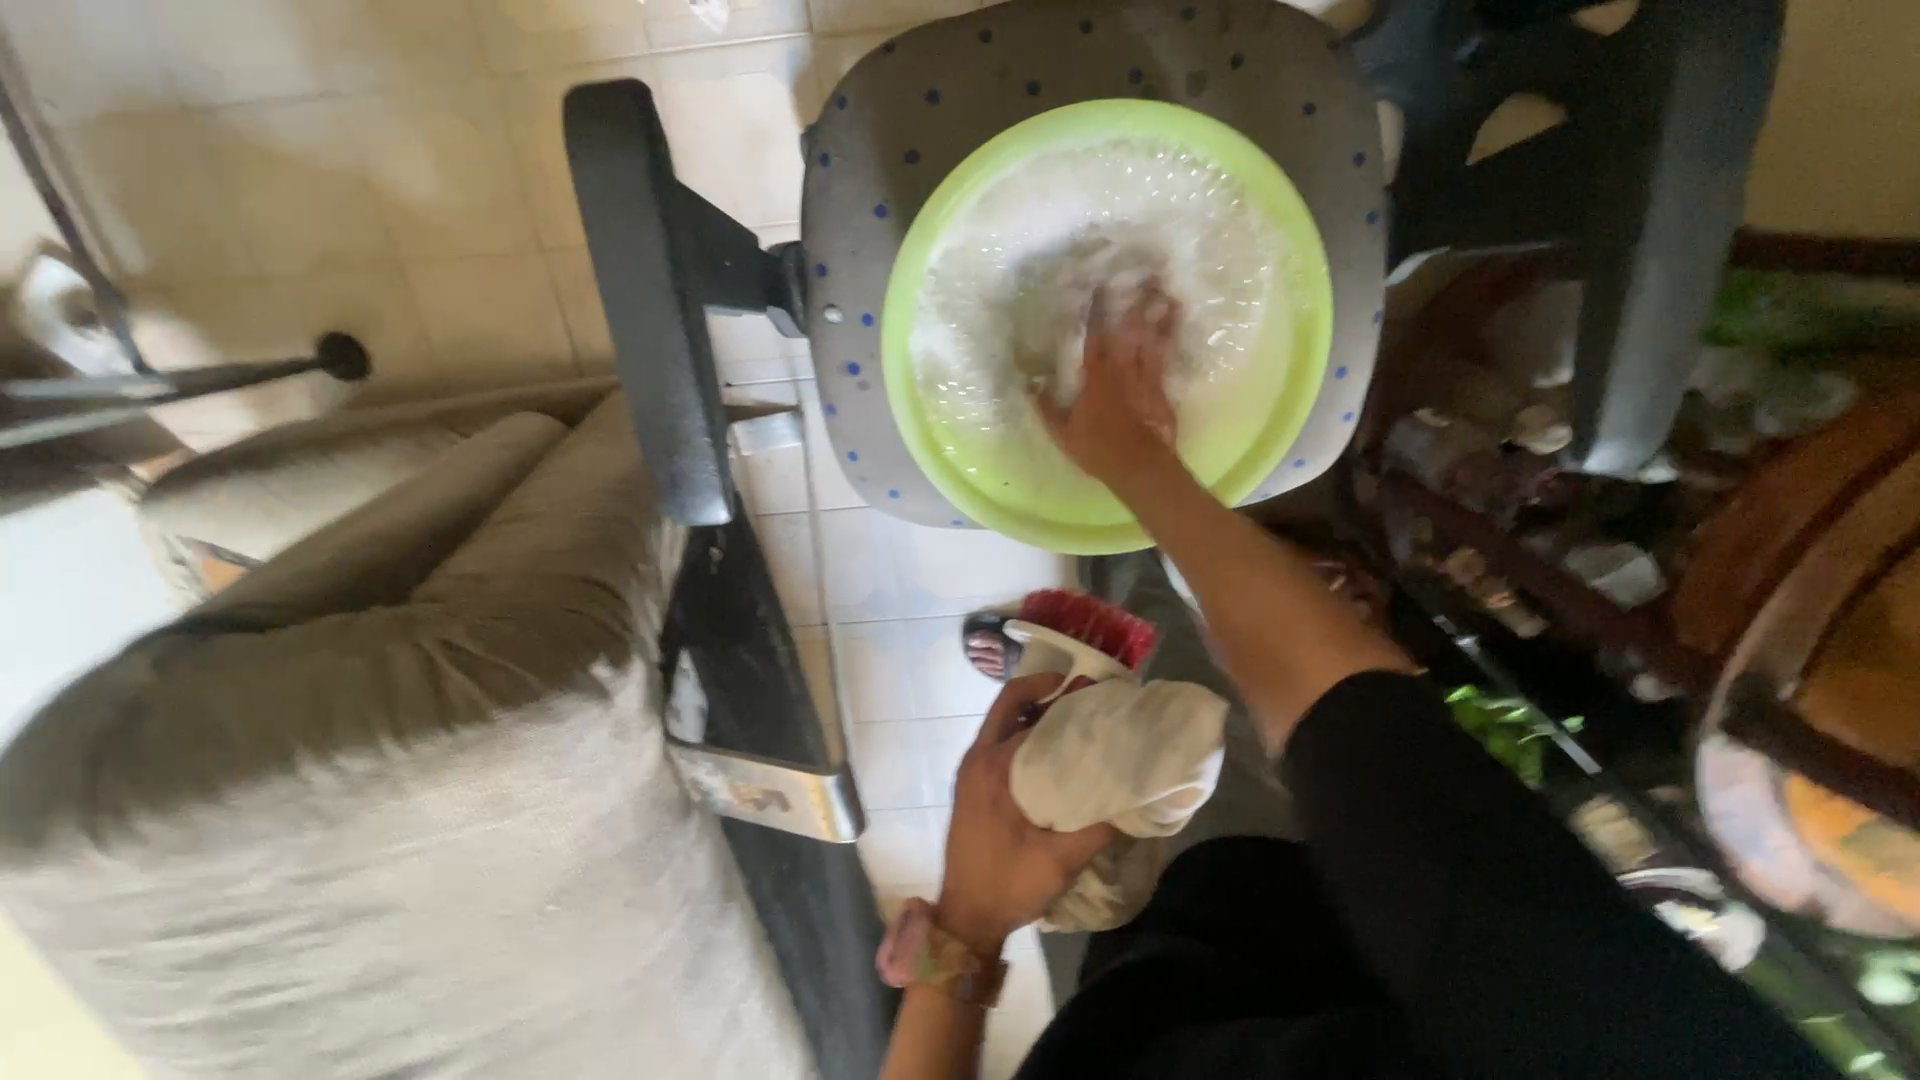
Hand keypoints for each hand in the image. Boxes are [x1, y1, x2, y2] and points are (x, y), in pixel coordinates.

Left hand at [936, 674, 1115, 955]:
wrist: (966, 918)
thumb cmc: (1009, 885)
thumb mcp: (1061, 859)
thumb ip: (1099, 825)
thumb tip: (1136, 796)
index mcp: (991, 766)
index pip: (1024, 708)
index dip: (1060, 693)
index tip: (1094, 690)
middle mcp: (976, 758)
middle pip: (1010, 705)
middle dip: (1047, 692)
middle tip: (1087, 695)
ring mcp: (972, 772)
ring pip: (1004, 723)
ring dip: (1037, 714)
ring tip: (1080, 717)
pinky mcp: (975, 786)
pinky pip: (1001, 745)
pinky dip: (1027, 736)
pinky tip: (1060, 752)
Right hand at [1033, 283, 1182, 486]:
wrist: (1139, 466)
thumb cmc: (1098, 449)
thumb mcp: (1062, 431)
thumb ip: (1046, 406)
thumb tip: (1029, 383)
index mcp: (1096, 377)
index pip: (1095, 337)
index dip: (1097, 312)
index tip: (1100, 287)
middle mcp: (1122, 369)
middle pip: (1130, 329)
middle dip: (1136, 302)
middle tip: (1146, 275)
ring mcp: (1146, 377)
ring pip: (1152, 338)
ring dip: (1158, 313)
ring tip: (1165, 289)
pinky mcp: (1162, 388)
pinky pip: (1167, 355)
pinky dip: (1171, 335)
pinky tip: (1176, 319)